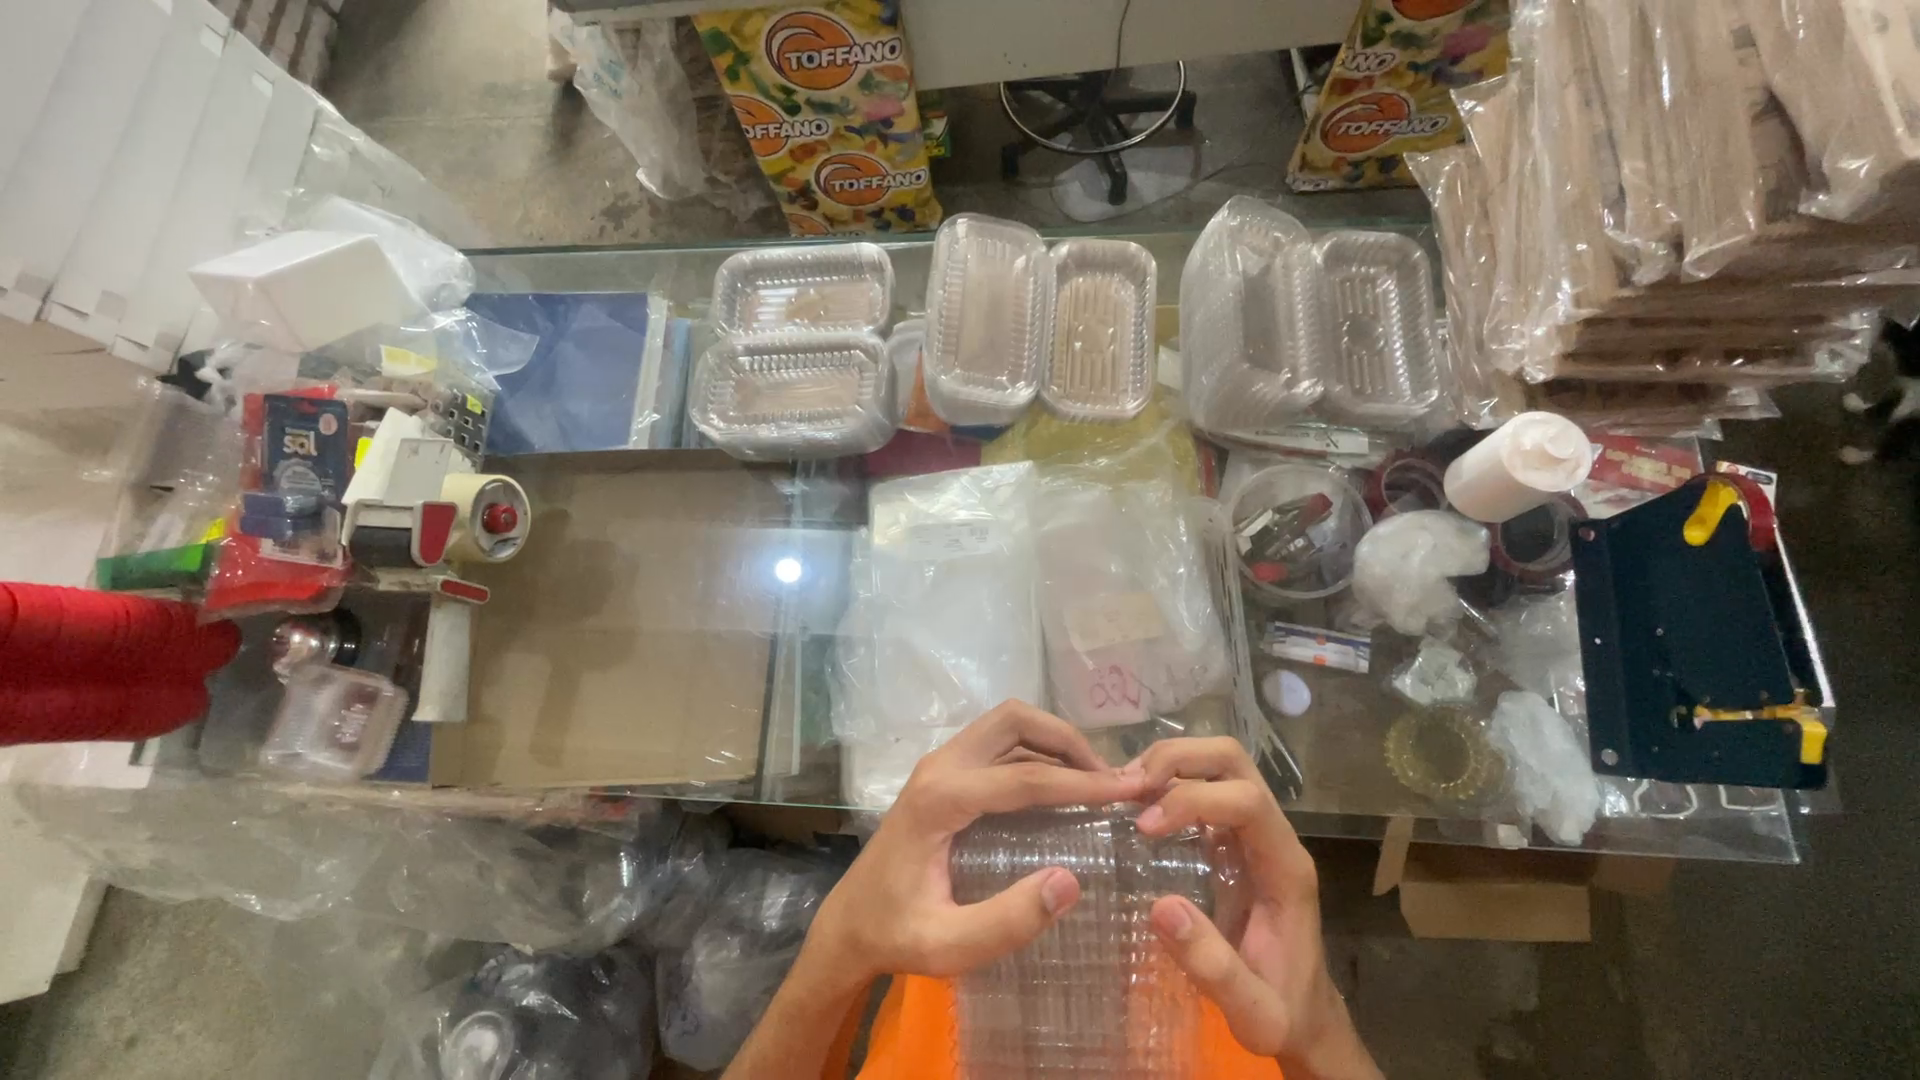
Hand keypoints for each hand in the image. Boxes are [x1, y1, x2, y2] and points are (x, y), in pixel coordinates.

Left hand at [808, 700, 1147, 983]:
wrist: (848, 923)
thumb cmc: (896, 935)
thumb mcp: (948, 946)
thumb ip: (1007, 922)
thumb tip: (1070, 881)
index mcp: (940, 799)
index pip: (1024, 777)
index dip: (1081, 784)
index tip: (1127, 793)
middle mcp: (940, 766)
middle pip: (1013, 720)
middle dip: (1068, 741)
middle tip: (1108, 779)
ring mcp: (940, 764)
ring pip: (1006, 723)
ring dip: (1053, 741)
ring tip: (1093, 780)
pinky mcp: (943, 772)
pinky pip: (998, 742)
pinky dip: (1036, 750)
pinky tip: (1059, 785)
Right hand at [1134, 738, 1380, 1079]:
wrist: (1304, 1020)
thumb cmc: (1282, 1014)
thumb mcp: (1255, 1013)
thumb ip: (1214, 967)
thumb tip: (1161, 906)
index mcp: (1285, 866)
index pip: (1246, 800)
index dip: (1193, 801)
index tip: (1144, 828)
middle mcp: (1272, 835)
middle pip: (1231, 760)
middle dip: (1177, 759)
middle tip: (1128, 788)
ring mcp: (1250, 831)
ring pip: (1215, 763)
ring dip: (1168, 763)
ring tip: (1123, 789)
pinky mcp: (1228, 837)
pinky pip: (1200, 785)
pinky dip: (1164, 780)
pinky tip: (1133, 803)